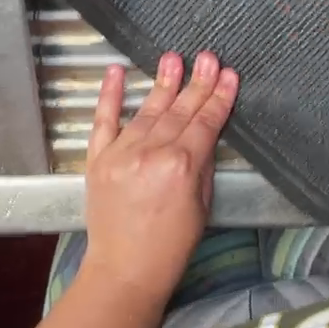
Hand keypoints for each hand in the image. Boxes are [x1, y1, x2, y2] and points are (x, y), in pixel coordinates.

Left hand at [80, 51, 239, 305]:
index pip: (205, 123)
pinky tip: (117, 71)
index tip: (229, 76)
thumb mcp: (202, 206)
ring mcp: (121, 154)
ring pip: (148, 111)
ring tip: (174, 57)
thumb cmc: (171, 246)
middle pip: (180, 111)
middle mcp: (151, 153)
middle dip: (198, 82)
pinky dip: (109, 95)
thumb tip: (203, 136)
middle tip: (209, 57)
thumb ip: (202, 166)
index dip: (220, 98)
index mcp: (182, 166)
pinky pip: (104, 121)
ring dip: (163, 82)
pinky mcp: (98, 160)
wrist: (125, 270)